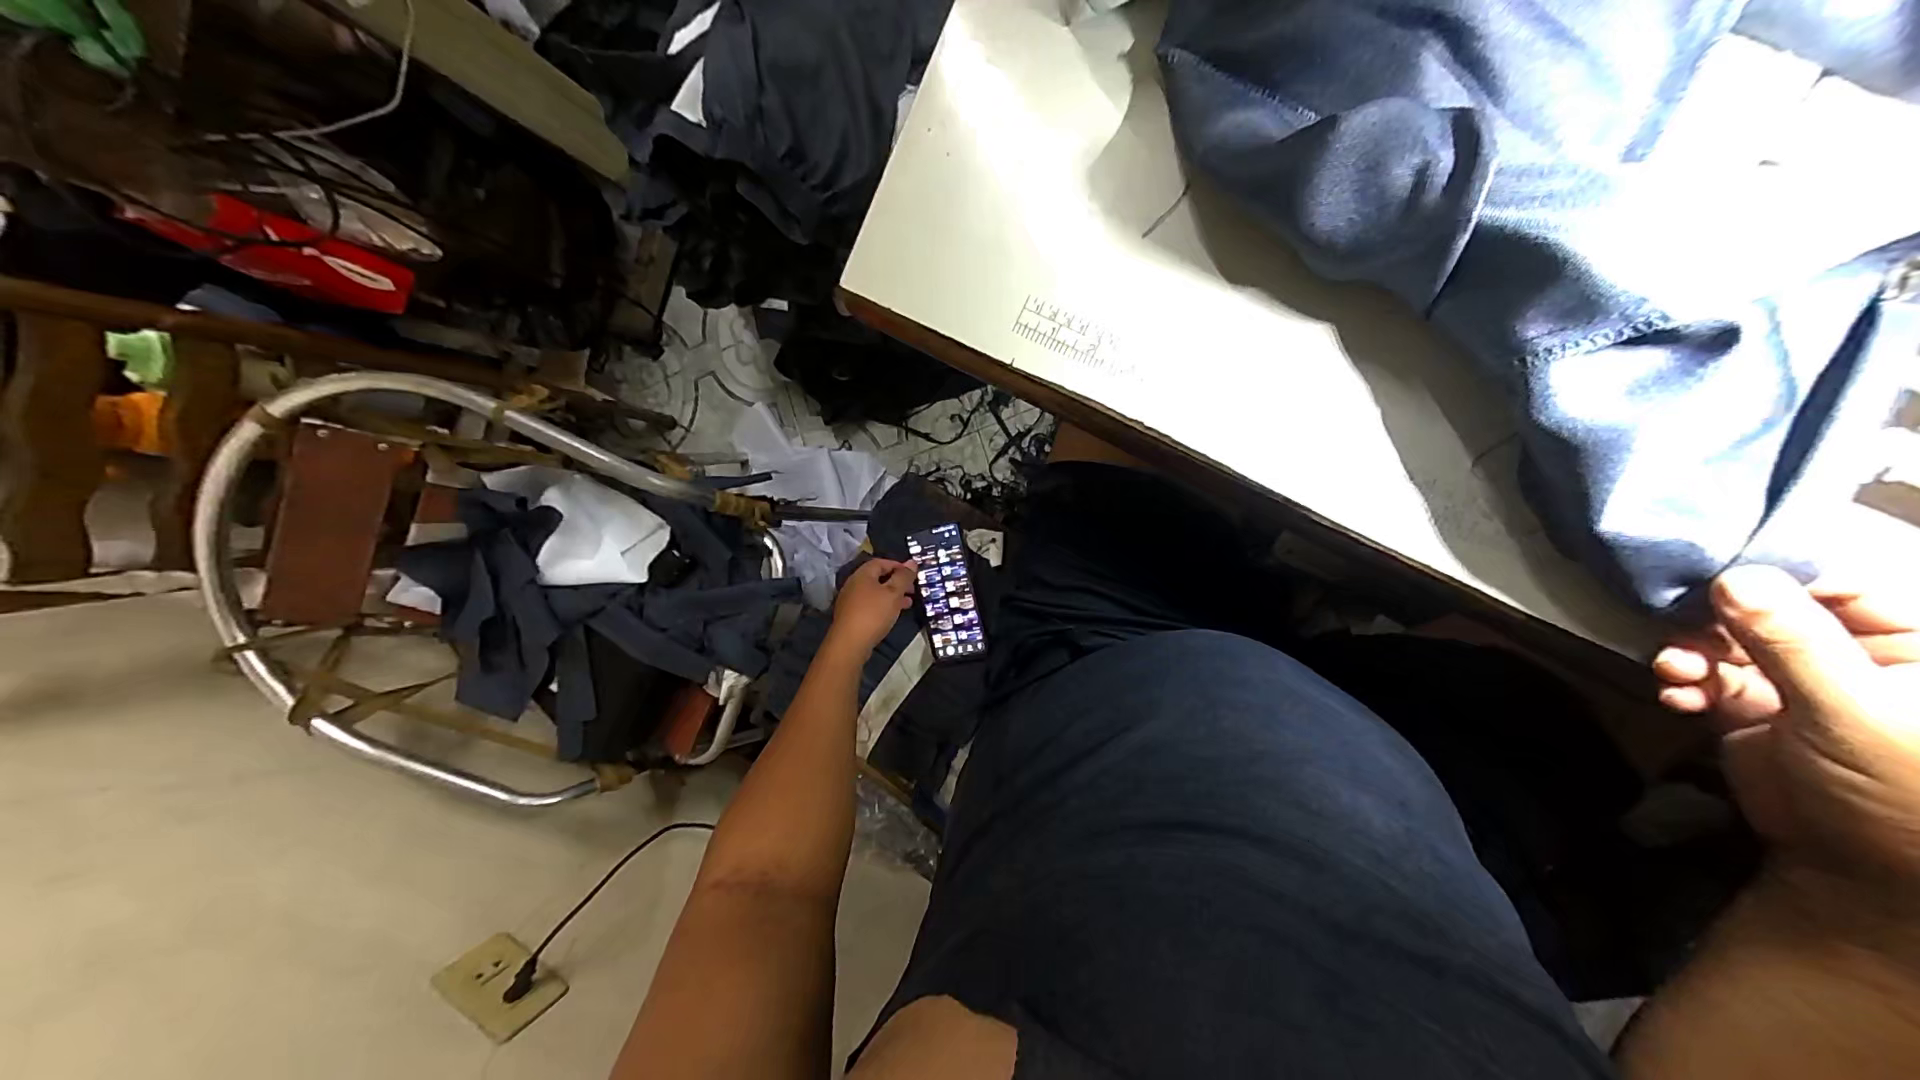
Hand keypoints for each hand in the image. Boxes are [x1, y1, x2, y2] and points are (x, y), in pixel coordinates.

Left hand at [824, 558, 916, 657]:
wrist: (850, 643)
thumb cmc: (873, 613)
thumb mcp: (893, 593)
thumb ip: (903, 577)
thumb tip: (912, 562)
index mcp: (862, 574)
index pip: (881, 562)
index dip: (898, 566)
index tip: (912, 574)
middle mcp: (853, 584)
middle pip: (877, 577)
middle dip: (897, 582)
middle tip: (912, 589)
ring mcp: (850, 600)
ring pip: (875, 592)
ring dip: (892, 595)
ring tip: (908, 603)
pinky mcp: (850, 615)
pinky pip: (870, 604)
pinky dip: (883, 605)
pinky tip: (893, 614)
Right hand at [1653, 566, 1919, 890]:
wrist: (1855, 872)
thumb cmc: (1894, 789)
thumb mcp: (1850, 712)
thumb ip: (1793, 641)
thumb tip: (1735, 576)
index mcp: (1910, 650)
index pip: (1844, 588)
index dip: (1781, 581)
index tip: (1720, 581)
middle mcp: (1853, 658)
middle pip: (1772, 612)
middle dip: (1718, 621)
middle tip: (1685, 631)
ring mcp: (1798, 683)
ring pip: (1729, 641)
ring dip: (1692, 652)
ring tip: (1677, 671)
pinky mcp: (1749, 704)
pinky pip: (1706, 675)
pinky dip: (1684, 680)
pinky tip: (1676, 694)